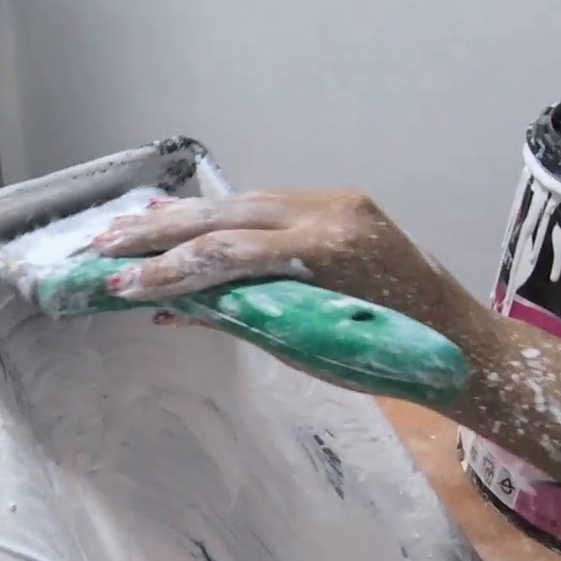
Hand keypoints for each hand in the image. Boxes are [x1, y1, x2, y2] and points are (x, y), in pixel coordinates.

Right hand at [90, 190, 490, 341]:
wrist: (456, 342)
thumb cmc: (383, 359)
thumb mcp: (301, 345)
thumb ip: (234, 316)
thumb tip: (167, 310)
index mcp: (325, 251)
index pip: (225, 253)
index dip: (166, 270)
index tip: (119, 286)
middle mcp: (327, 211)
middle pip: (223, 214)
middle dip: (157, 232)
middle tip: (103, 243)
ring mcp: (332, 200)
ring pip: (236, 201)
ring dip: (177, 217)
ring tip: (125, 227)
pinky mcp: (333, 201)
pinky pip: (259, 203)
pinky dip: (214, 214)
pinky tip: (177, 216)